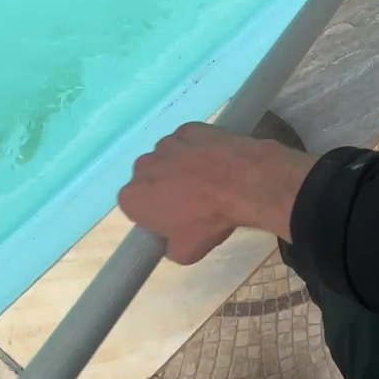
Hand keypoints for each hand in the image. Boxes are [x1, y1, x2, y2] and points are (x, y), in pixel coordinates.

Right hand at [116, 122, 316, 264]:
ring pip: (170, 155)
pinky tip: (216, 157)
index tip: (174, 216)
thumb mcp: (186, 252)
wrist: (244, 182)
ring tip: (209, 175)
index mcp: (133, 197)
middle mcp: (143, 165)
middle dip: (166, 185)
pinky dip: (199, 146)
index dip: (155, 212)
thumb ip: (170, 247)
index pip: (136, 205)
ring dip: (182, 163)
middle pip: (150, 177)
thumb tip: (172, 242)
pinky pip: (190, 139)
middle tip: (193, 197)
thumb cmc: (210, 220)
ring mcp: (167, 142)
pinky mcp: (190, 127)